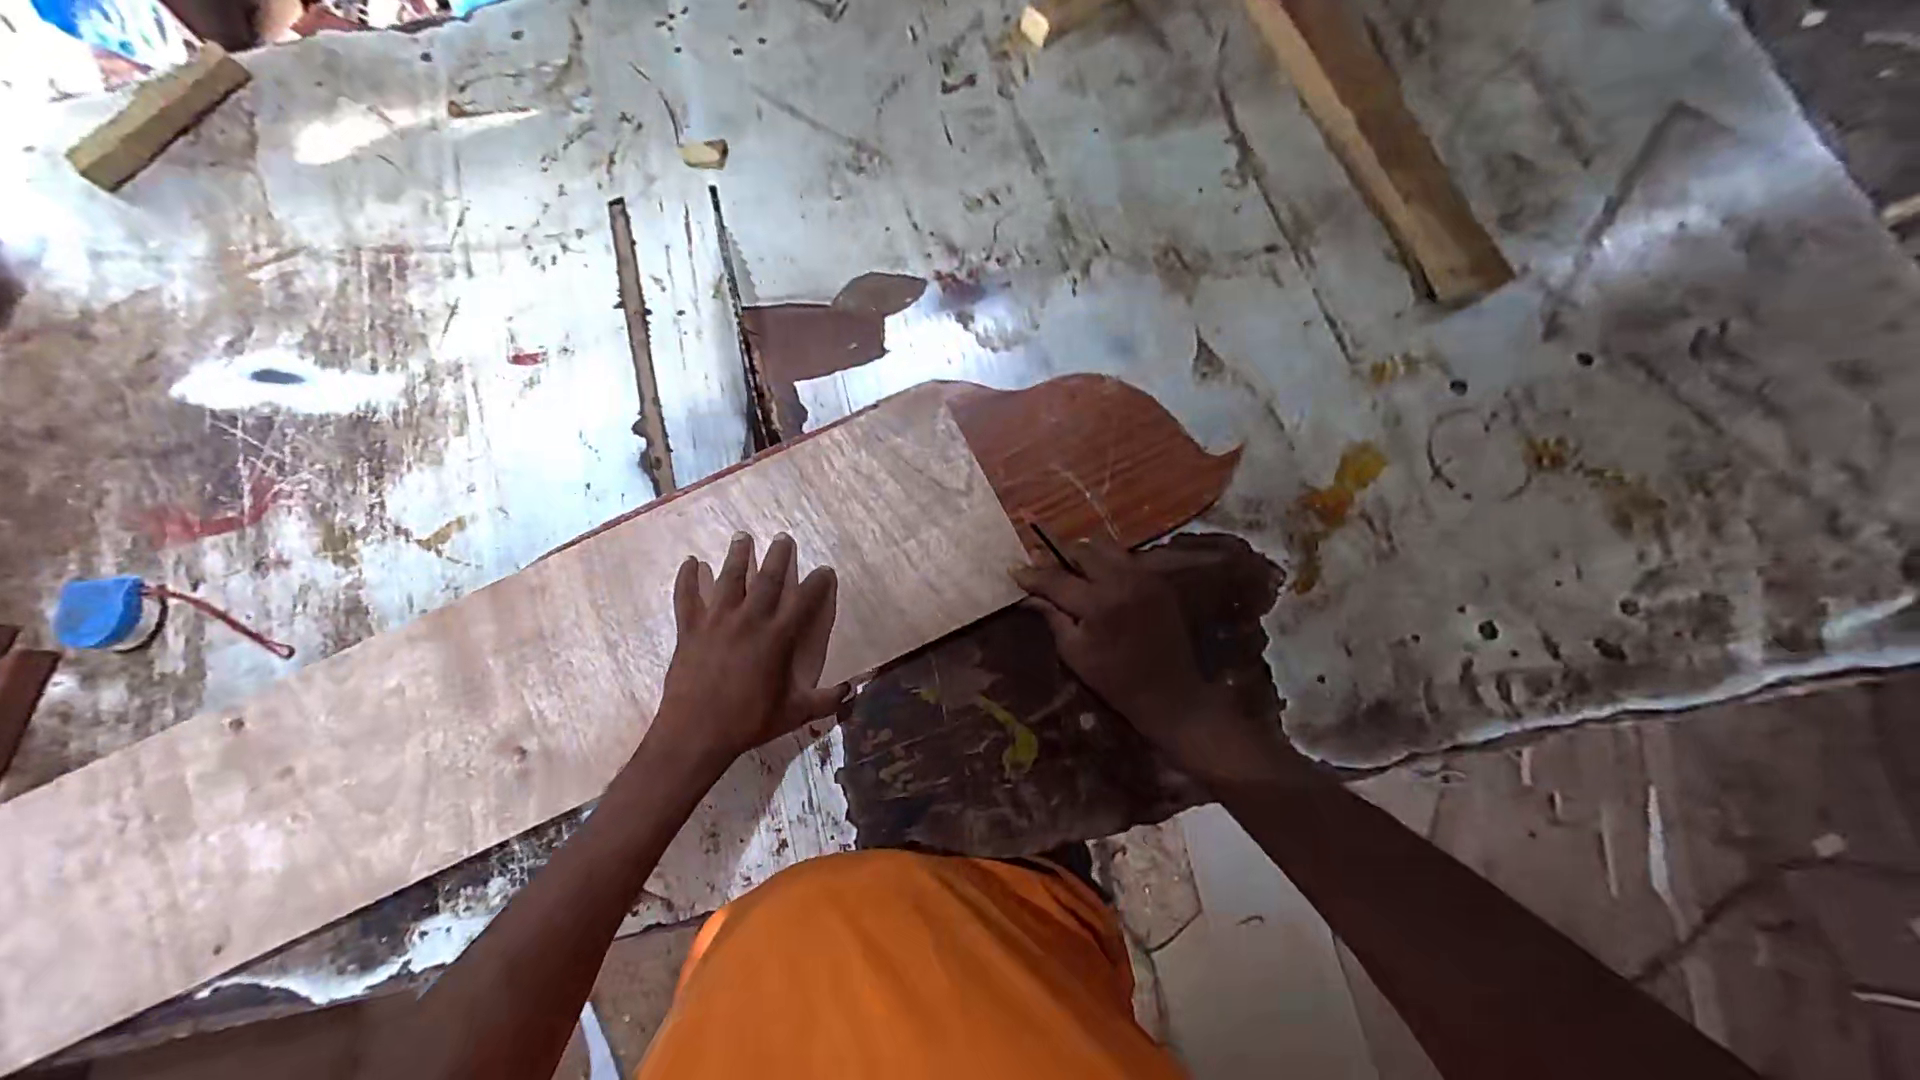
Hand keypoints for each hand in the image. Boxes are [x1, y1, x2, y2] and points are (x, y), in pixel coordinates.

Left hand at [647, 532, 846, 779]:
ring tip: (742, 536)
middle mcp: (750, 620)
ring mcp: (717, 621)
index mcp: (778, 638)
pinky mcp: (690, 629)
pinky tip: (689, 562)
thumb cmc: (749, 722)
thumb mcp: (794, 713)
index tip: (825, 569)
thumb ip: (825, 700)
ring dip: (738, 556)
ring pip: (729, 579)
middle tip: (783, 537)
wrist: (696, 732)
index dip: (818, 582)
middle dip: (779, 555)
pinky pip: (687, 597)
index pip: (804, 600)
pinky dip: (687, 578)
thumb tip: (852, 691)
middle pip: (768, 578)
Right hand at [1011, 534, 1306, 788]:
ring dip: (1083, 555)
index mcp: (1098, 603)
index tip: (1014, 569)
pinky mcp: (1158, 580)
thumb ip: (1051, 616)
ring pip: (1105, 547)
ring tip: (1070, 568)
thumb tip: (1028, 595)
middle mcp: (1122, 580)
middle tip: (1042, 566)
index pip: (1056, 578)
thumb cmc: (1114, 680)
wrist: (1169, 692)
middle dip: (1057, 557)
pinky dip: (1106, 562)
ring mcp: (1144, 577)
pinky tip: (1096, 577)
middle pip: (1081, 551)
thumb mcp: (1073, 651)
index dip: (1032, 574)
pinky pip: (1125, 558)